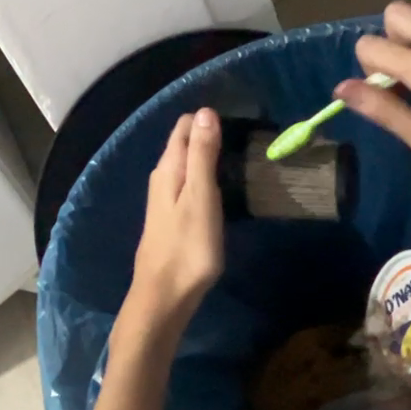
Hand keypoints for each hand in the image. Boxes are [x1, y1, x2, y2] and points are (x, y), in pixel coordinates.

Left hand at [121, 108, 224, 339]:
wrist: (164, 297)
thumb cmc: (187, 247)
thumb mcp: (200, 197)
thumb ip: (202, 155)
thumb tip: (205, 112)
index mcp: (168, 168)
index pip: (184, 126)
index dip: (208, 118)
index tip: (240, 119)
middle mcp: (163, 177)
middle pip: (185, 143)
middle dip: (209, 133)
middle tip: (247, 136)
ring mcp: (166, 198)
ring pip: (187, 164)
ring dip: (209, 156)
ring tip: (242, 156)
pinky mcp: (173, 217)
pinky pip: (190, 183)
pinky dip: (207, 176)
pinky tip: (224, 186)